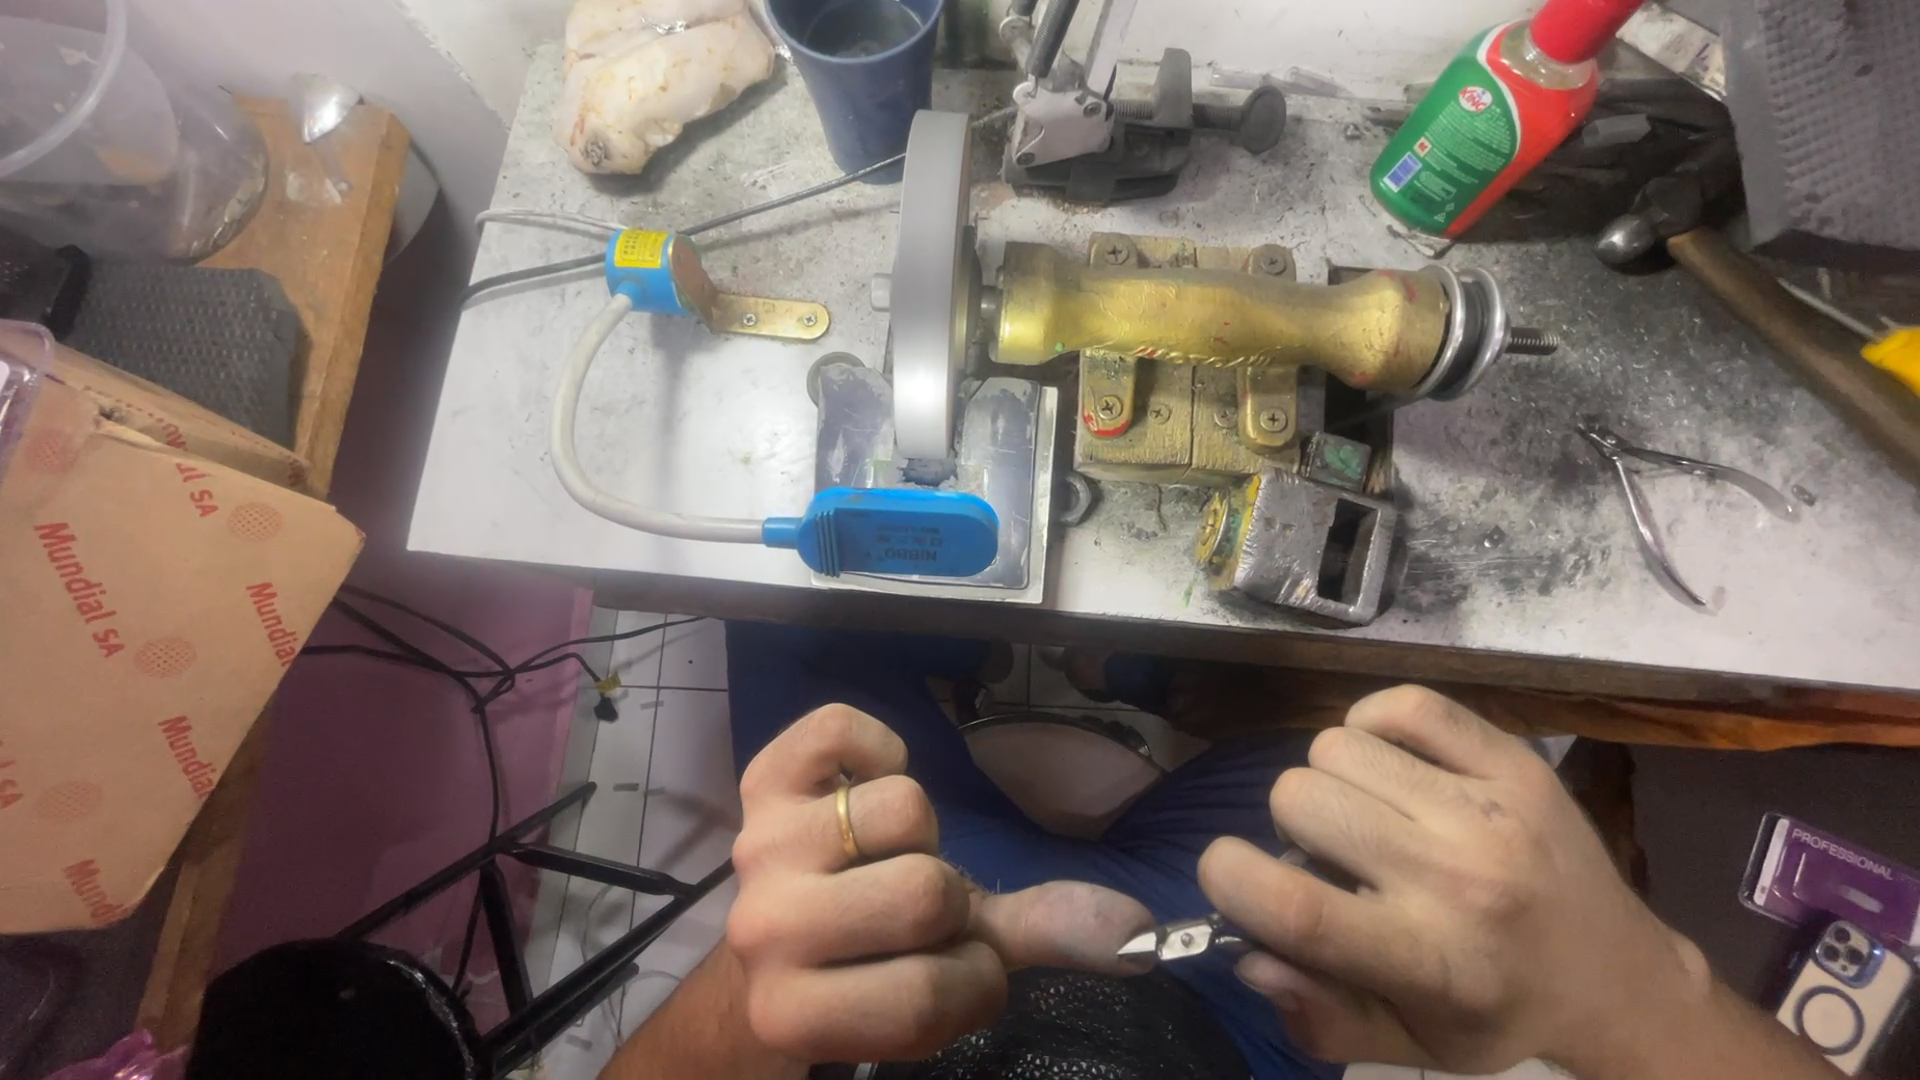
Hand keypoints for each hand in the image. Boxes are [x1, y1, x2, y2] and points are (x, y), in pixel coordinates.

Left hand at [727, 704, 1155, 1063]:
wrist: (782, 926)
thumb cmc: (873, 956)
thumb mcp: (949, 966)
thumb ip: (1037, 942)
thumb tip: (1141, 927)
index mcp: (796, 1012)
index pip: (929, 998)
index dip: (969, 978)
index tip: (950, 964)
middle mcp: (762, 929)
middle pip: (923, 891)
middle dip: (944, 899)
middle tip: (911, 906)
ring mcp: (759, 847)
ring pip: (903, 806)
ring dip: (916, 830)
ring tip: (885, 853)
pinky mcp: (762, 775)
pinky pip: (845, 728)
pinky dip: (878, 746)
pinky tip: (860, 790)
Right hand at [1199, 686, 1705, 1074]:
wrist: (1619, 976)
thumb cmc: (1493, 1010)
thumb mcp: (1408, 1044)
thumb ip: (1319, 1018)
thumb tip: (1249, 957)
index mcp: (1428, 961)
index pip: (1293, 908)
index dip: (1229, 876)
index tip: (1231, 873)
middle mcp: (1458, 879)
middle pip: (1298, 798)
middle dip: (1293, 824)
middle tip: (1333, 852)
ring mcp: (1490, 810)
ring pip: (1335, 747)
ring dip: (1333, 778)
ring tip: (1372, 812)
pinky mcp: (1513, 761)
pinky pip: (1400, 704)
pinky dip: (1375, 725)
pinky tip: (1395, 766)